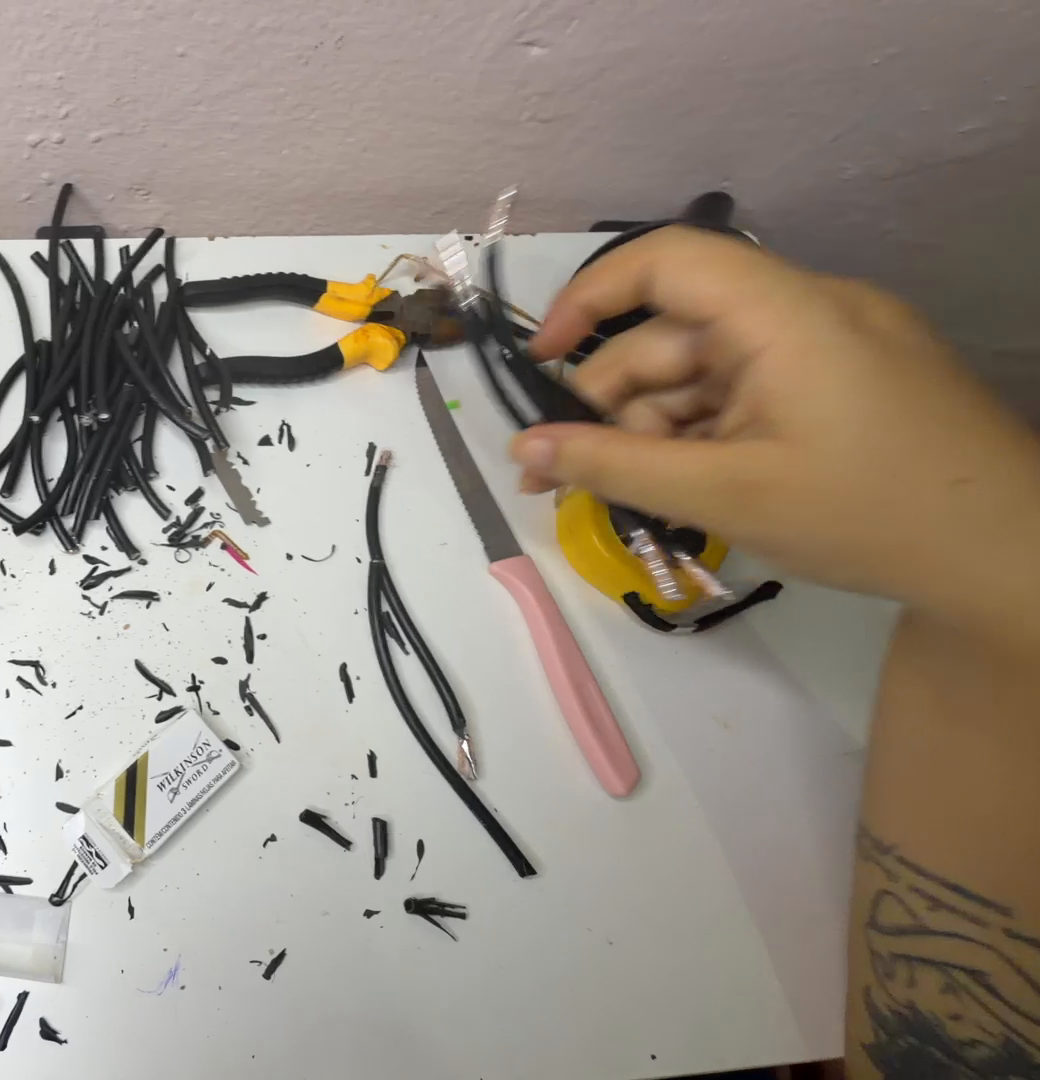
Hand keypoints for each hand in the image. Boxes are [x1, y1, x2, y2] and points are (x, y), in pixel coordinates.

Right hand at [513, 226, 1039, 632]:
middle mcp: (799, 317)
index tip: (537, 358)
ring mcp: (811, 353)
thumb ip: (609, 466)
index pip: (669, 261)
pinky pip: (719, 398)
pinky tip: (672, 486)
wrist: (1010, 562)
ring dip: (640, 434)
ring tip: (627, 497)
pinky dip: (681, 439)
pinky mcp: (818, 386)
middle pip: (663, 340)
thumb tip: (519, 450)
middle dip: (605, 408)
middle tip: (559, 479)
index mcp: (790, 317)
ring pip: (683, 378)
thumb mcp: (721, 494)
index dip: (589, 297)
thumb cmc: (871, 516)